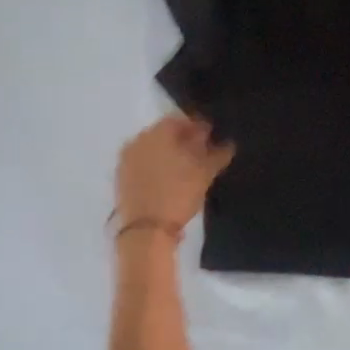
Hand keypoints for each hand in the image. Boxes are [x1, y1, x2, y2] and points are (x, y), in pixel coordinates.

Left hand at [115, 114, 234, 237]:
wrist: (146, 229)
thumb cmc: (179, 194)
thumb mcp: (205, 173)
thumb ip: (218, 154)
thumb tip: (227, 143)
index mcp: (158, 132)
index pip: (181, 119)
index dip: (199, 127)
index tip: (212, 137)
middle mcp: (138, 139)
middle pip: (165, 133)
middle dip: (183, 140)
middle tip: (202, 153)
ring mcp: (127, 158)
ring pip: (153, 149)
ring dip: (170, 154)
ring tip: (187, 169)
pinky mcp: (121, 177)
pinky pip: (144, 163)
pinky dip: (157, 166)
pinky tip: (170, 179)